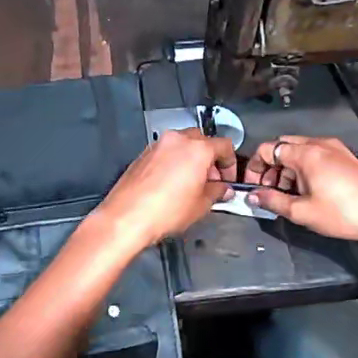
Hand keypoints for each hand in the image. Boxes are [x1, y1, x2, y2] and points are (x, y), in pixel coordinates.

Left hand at [90, 128, 236, 250]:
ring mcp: (158, 146)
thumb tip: (221, 189)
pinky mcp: (143, 155)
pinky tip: (173, 184)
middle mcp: (177, 141)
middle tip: (212, 181)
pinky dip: (174, 162)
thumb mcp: (201, 205)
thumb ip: (217, 192)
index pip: (224, 146)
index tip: (228, 177)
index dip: (230, 163)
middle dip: (210, 159)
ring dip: (191, 160)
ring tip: (192, 184)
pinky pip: (166, 153)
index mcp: (197, 149)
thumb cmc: (162, 211)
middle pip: (202, 141)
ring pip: (182, 145)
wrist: (127, 217)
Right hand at [244, 135, 357, 243]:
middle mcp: (319, 143)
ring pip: (299, 150)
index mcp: (306, 153)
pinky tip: (306, 189)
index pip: (268, 149)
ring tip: (287, 193)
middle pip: (283, 146)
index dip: (255, 166)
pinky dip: (303, 167)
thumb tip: (251, 196)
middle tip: (268, 190)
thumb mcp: (302, 211)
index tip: (253, 186)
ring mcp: (334, 148)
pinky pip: (315, 154)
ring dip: (286, 168)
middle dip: (270, 166)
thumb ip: (272, 200)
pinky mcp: (345, 157)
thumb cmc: (341, 213)